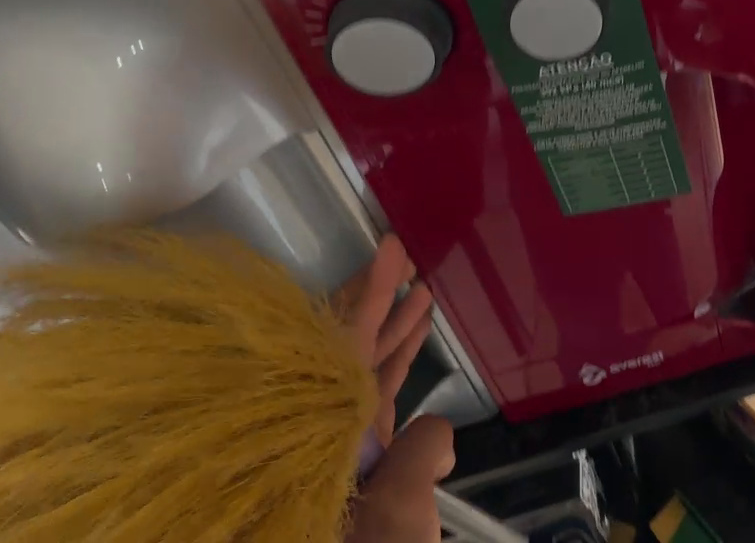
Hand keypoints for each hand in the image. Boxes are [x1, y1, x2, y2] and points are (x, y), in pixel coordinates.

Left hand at [336, 237, 454, 542]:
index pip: (347, 343)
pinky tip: (417, 333)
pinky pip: (373, 391)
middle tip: (404, 255)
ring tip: (419, 286)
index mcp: (323, 432)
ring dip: (393, 323)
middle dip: (377, 298)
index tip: (388, 247)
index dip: (370, 292)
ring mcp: (332, 443)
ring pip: (361, 367)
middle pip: (345, 348)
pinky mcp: (349, 460)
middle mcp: (321, 430)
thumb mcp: (395, 508)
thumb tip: (433, 437)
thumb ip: (420, 453)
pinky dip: (396, 357)